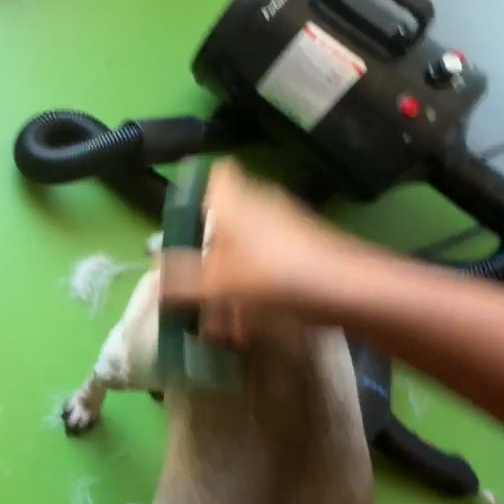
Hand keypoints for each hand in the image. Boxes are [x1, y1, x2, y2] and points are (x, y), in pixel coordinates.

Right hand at [164, 159, 363, 344]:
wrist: (347, 290)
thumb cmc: (272, 276)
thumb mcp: (215, 283)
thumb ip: (181, 279)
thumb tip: (156, 274)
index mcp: (234, 201)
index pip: (215, 175)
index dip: (197, 192)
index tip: (183, 223)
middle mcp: (259, 206)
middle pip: (225, 223)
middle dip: (207, 258)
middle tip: (192, 288)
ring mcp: (283, 227)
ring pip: (243, 252)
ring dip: (226, 286)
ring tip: (218, 324)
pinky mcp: (302, 250)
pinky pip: (265, 268)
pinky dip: (251, 294)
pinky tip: (246, 329)